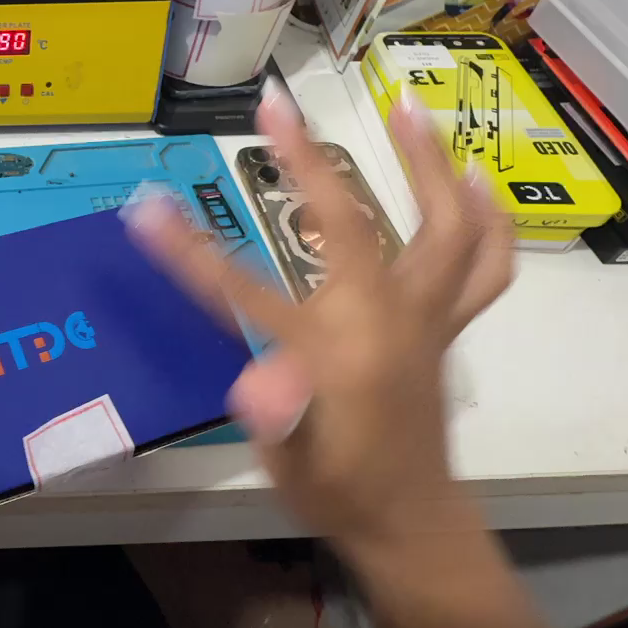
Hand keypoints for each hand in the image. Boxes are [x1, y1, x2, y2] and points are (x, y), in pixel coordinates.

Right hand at [126, 90, 512, 560]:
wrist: (410, 521)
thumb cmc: (336, 488)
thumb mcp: (292, 465)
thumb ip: (278, 418)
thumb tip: (258, 377)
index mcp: (334, 354)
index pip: (243, 289)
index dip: (188, 250)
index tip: (145, 210)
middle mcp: (388, 322)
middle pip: (353, 224)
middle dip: (308, 160)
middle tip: (275, 106)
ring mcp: (425, 319)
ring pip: (444, 227)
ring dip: (425, 160)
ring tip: (402, 105)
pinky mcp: (445, 325)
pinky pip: (482, 263)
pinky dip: (482, 215)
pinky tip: (467, 180)